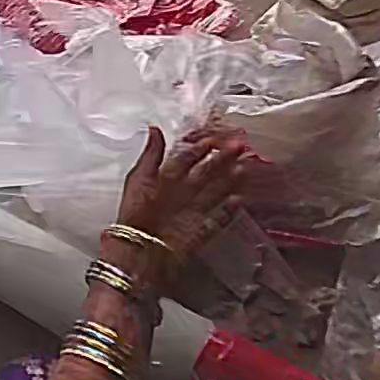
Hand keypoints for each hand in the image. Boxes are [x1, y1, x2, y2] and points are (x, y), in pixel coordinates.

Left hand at [112, 126, 246, 271]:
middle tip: (239, 146)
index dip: (198, 149)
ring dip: (228, 181)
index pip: (184, 160)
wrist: (139, 250)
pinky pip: (215, 221)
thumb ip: (151, 156)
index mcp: (162, 180)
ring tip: (243, 167)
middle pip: (203, 174)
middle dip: (220, 159)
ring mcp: (189, 214)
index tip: (214, 138)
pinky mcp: (197, 233)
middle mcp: (178, 195)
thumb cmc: (136, 214)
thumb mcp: (139, 179)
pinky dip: (227, 211)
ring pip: (212, 194)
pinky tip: (239, 199)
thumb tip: (154, 128)